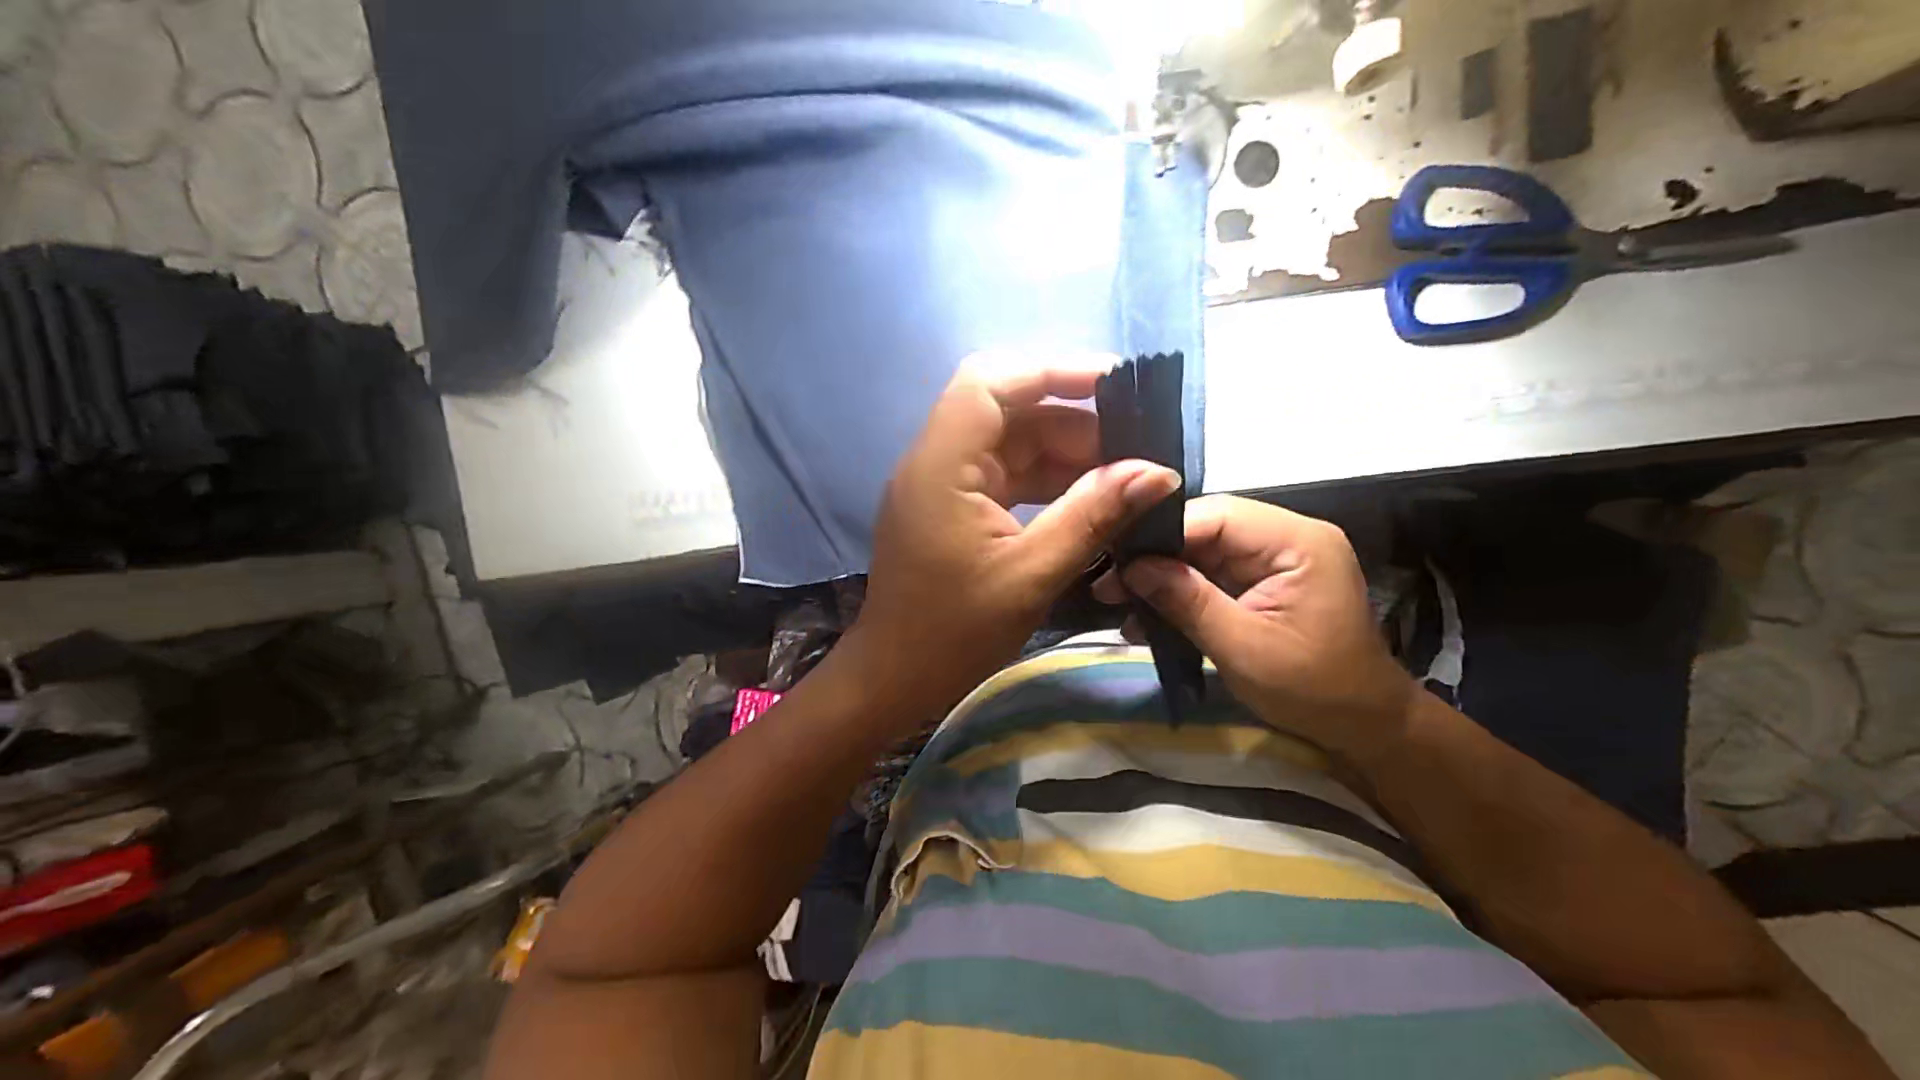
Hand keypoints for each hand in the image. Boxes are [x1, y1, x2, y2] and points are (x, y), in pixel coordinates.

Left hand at [847, 358, 1180, 711]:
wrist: (896, 677)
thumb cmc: (954, 632)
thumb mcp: (1031, 574)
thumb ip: (1092, 516)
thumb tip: (1157, 472)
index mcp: (942, 465)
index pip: (990, 382)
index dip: (1051, 369)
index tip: (1114, 382)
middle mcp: (936, 461)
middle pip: (1007, 410)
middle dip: (1072, 420)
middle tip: (1134, 446)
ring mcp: (943, 484)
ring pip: (1010, 442)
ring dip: (1065, 452)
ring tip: (1125, 474)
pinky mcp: (952, 507)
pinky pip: (1005, 475)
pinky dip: (1047, 479)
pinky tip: (1091, 497)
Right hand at [1095, 495, 1416, 757]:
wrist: (1362, 725)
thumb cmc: (1313, 689)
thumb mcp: (1243, 648)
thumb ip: (1187, 601)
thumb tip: (1132, 568)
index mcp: (1297, 542)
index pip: (1217, 515)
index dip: (1163, 533)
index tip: (1117, 560)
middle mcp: (1286, 537)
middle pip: (1205, 528)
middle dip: (1156, 556)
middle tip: (1109, 583)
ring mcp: (1274, 558)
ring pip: (1201, 550)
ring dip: (1162, 575)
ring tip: (1118, 599)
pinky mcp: (1262, 579)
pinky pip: (1210, 573)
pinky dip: (1179, 591)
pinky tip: (1146, 612)